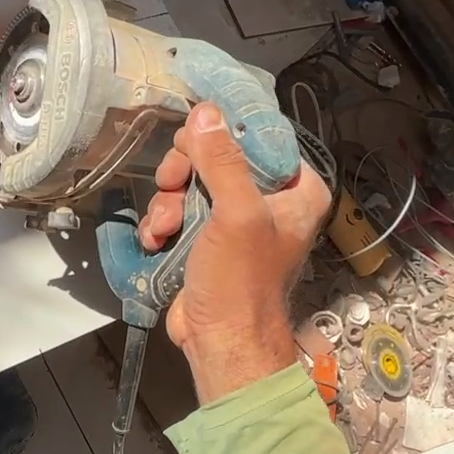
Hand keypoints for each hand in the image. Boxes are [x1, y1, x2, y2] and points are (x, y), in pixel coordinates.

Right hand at [137, 103, 329, 402]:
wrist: (221, 341)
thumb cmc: (240, 281)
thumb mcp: (236, 214)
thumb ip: (222, 161)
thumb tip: (204, 111)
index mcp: (296, 188)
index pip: (257, 138)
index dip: (220, 133)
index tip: (189, 136)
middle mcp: (269, 200)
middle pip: (216, 158)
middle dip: (184, 174)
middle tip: (170, 186)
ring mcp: (234, 222)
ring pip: (191, 185)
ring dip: (168, 203)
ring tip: (164, 230)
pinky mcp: (206, 241)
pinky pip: (179, 213)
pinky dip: (163, 224)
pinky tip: (157, 241)